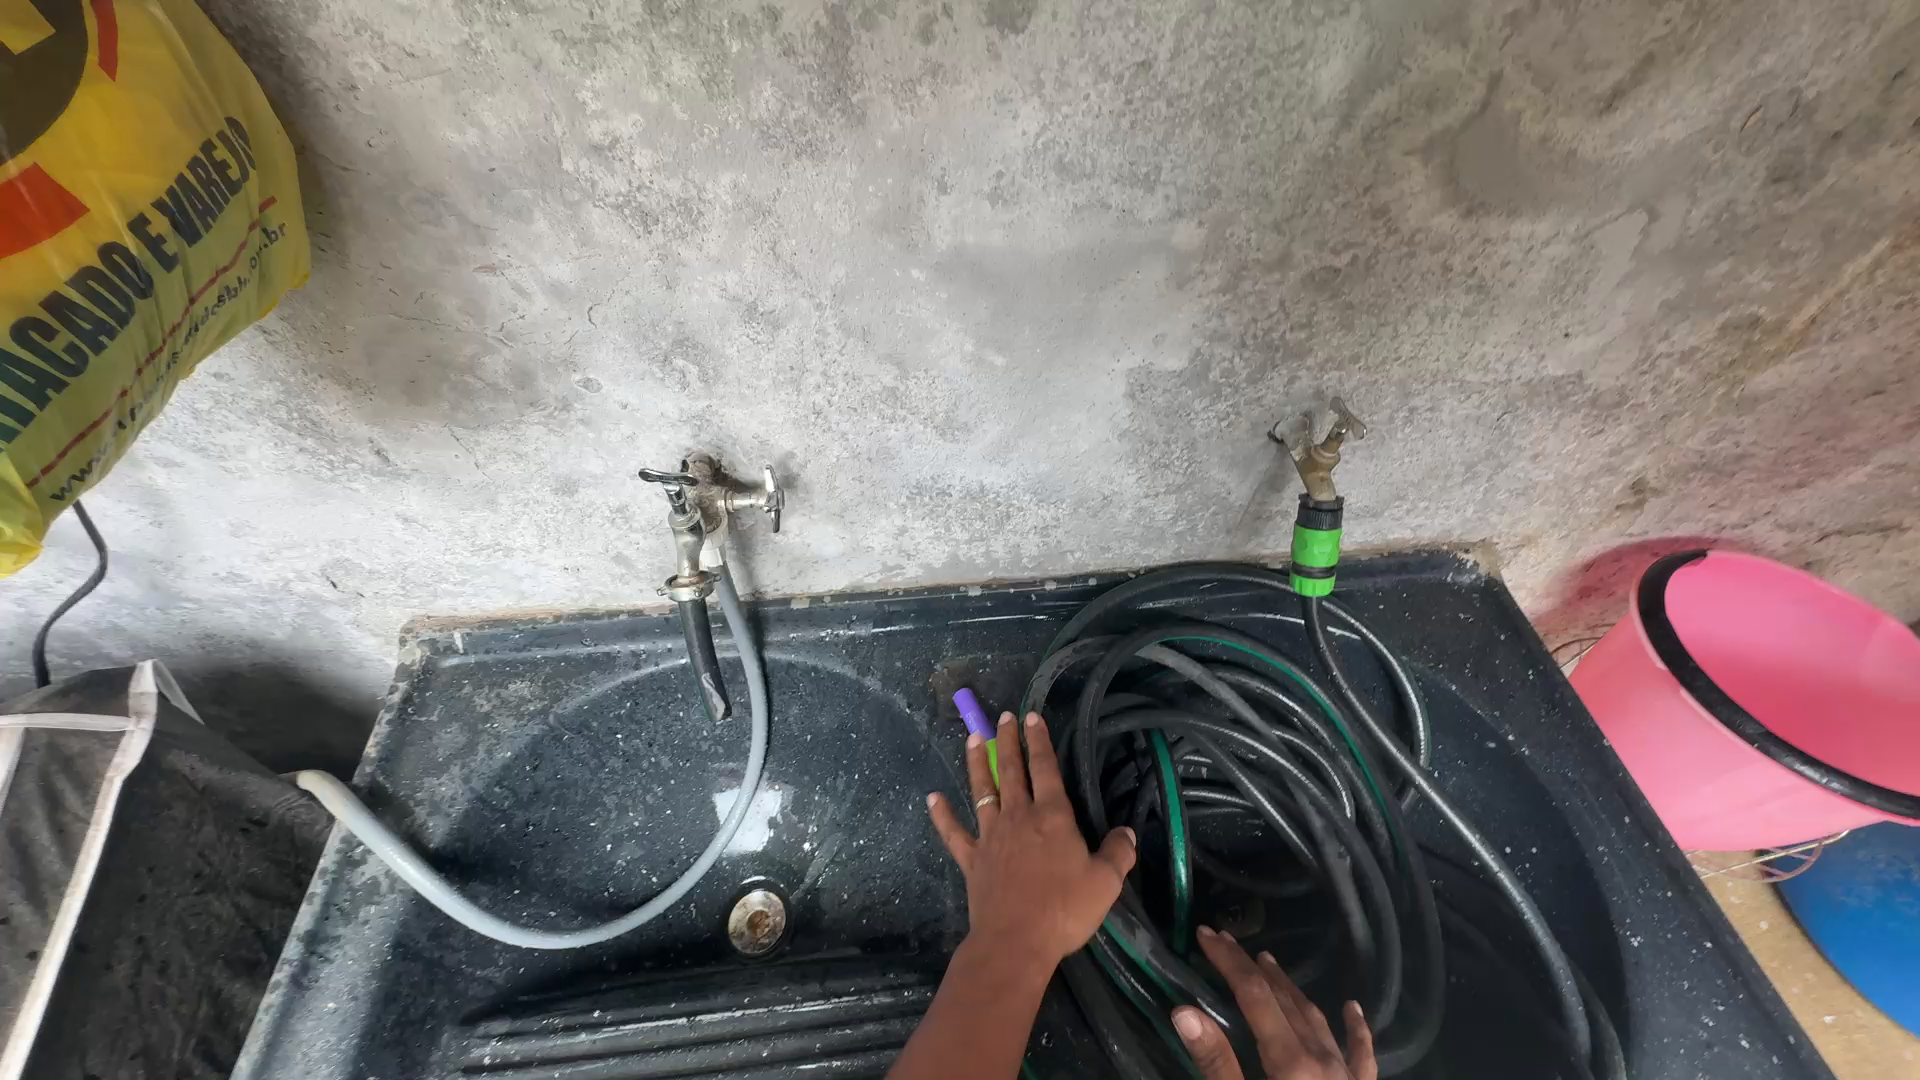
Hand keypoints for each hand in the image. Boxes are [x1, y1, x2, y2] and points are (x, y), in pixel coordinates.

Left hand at [926, 711, 1137, 966]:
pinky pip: (954, 832)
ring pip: (982, 791)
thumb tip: (1127, 831)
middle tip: (1003, 717)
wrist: (1016, 940)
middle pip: (1012, 771)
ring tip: (973, 739)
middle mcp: (1018, 816)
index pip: (1046, 768)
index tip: (1031, 717)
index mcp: (1052, 816)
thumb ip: (1118, 852)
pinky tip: (932, 798)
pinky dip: (942, 815)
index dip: (1039, 741)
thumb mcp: (1105, 882)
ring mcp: (991, 836)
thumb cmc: (1065, 909)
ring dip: (977, 764)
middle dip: (1008, 742)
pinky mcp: (972, 859)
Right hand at [1172, 927, 1375, 1079]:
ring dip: (1291, 989)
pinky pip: (1363, 1059)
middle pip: (1283, 999)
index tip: (1205, 934)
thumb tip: (1184, 1010)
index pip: (1254, 995)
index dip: (1229, 961)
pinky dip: (1356, 1030)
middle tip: (1224, 941)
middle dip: (1251, 967)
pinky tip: (1353, 1010)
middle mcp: (1323, 1061)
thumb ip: (1216, 1065)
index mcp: (1291, 1063)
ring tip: (1270, 964)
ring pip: (1318, 1020)